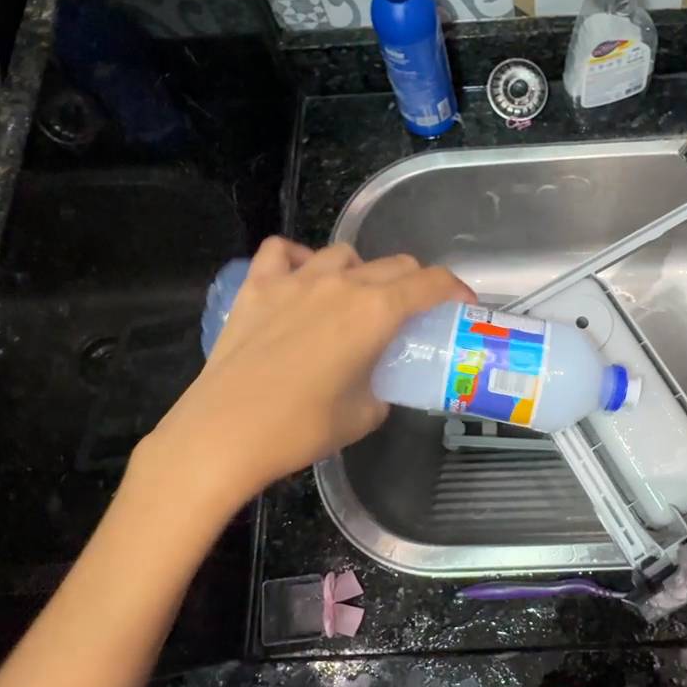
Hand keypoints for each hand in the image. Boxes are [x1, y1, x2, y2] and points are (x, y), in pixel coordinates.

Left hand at [133, 237, 473, 521]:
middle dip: (414, 283)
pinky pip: (282, 252)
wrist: (224, 434)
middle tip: (412, 312)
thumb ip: (383, 387)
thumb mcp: (364, 415)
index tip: (462, 303)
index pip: (431, 283)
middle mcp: (341, 284)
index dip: (455, 289)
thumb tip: (377, 381)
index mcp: (376, 312)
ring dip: (360, 271)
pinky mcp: (257, 288)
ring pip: (342, 254)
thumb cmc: (301, 429)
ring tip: (354, 298)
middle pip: (394, 264)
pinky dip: (299, 259)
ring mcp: (295, 280)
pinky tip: (300, 279)